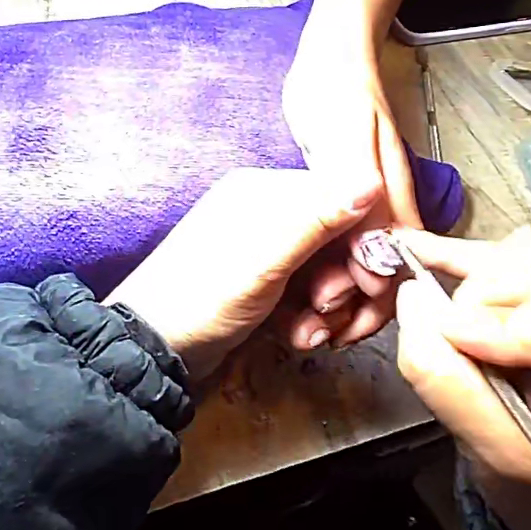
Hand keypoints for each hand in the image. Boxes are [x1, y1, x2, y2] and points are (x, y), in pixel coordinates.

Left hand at [105, 169, 364, 380]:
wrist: (158, 350)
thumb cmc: (201, 299)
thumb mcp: (263, 261)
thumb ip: (315, 221)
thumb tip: (369, 179)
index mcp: (263, 192)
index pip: (342, 198)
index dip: (366, 239)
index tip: (372, 279)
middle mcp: (267, 213)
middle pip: (341, 238)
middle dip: (346, 280)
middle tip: (329, 308)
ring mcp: (267, 249)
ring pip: (331, 271)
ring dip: (330, 308)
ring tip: (308, 329)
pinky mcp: (268, 281)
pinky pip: (311, 293)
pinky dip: (311, 318)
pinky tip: (295, 335)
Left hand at [281, 2, 420, 351]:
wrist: (325, 55)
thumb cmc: (331, 87)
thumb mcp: (340, 130)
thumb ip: (349, 176)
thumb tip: (370, 215)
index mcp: (383, 197)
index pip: (389, 265)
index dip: (368, 300)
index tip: (331, 317)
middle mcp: (374, 206)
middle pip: (370, 274)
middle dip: (344, 306)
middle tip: (307, 324)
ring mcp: (351, 202)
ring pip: (347, 266)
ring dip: (327, 297)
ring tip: (293, 318)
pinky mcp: (329, 198)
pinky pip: (328, 247)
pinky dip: (313, 272)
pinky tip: (288, 288)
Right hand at [392, 228, 530, 529]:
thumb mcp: (496, 460)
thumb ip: (447, 380)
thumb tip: (416, 297)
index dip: (503, 321)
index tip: (458, 343)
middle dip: (484, 298)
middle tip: (462, 341)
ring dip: (482, 278)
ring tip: (467, 320)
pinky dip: (478, 258)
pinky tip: (440, 263)